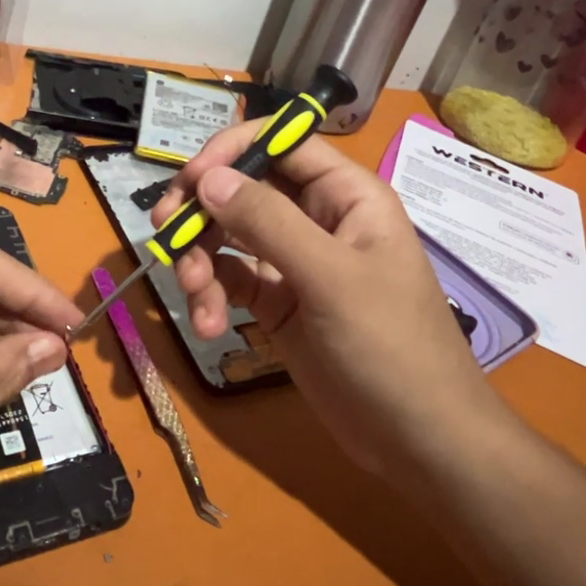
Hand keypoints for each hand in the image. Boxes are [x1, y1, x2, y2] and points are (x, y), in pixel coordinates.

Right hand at [154, 120, 491, 470]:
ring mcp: (293, 261)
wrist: (420, 441)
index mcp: (345, 195)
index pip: (281, 144)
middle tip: (165, 230)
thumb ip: (269, 222)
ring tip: (193, 296)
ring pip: (228, 234)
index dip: (232, 152)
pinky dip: (208, 295)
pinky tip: (206, 325)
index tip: (190, 180)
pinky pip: (229, 279)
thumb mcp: (331, 278)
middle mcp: (316, 218)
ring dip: (200, 259)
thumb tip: (208, 178)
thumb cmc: (391, 347)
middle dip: (202, 208)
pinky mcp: (276, 302)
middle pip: (244, 187)